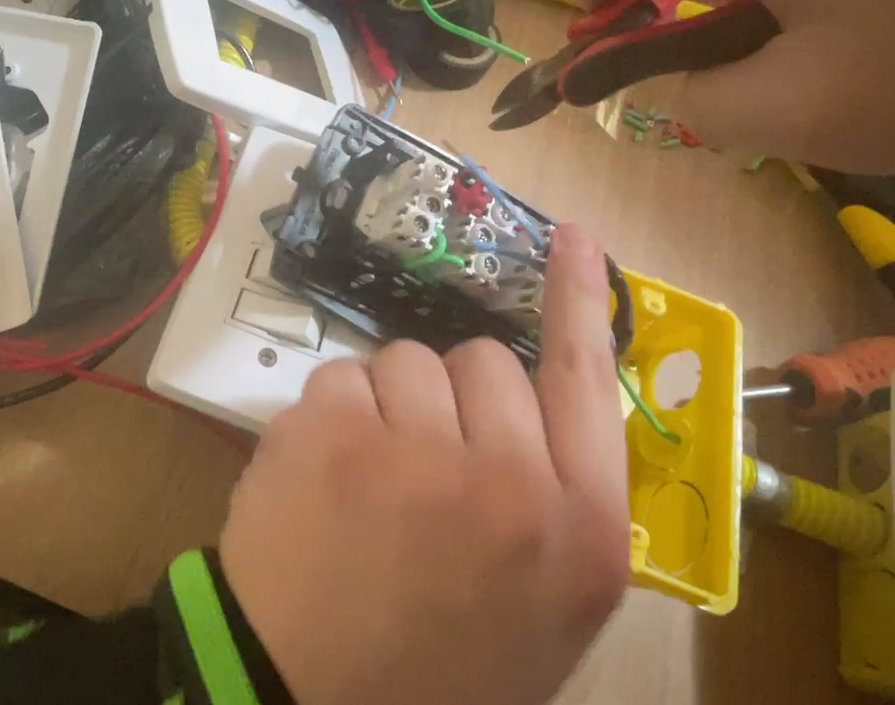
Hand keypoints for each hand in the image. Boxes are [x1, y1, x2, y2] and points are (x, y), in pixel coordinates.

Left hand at [220, 227, 629, 704]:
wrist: (306, 704)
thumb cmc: (431, 662)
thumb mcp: (539, 607)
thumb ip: (554, 507)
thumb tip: (535, 417)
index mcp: (581, 531)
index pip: (588, 381)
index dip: (579, 302)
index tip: (575, 236)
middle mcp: (511, 480)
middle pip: (484, 361)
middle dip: (451, 400)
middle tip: (421, 467)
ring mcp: (417, 451)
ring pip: (407, 360)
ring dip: (388, 406)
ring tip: (368, 484)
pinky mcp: (334, 433)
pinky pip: (342, 375)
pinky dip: (329, 415)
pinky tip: (320, 481)